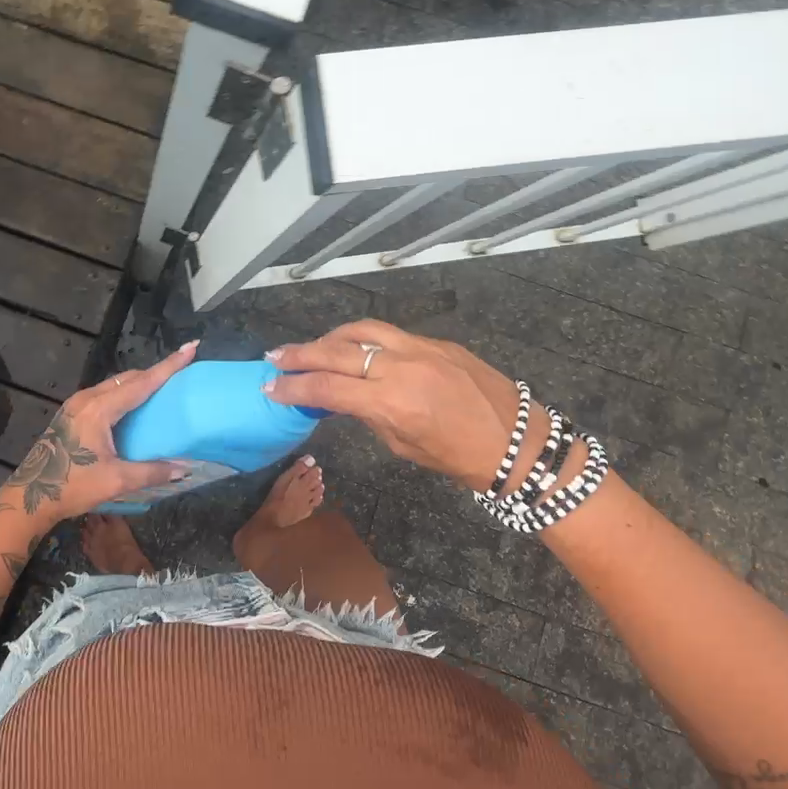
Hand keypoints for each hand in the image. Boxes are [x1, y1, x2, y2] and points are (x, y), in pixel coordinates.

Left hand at [0, 340, 198, 522]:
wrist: (30, 497)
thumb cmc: (72, 486)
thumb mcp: (117, 481)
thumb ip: (152, 471)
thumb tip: (185, 468)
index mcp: (99, 409)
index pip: (142, 382)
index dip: (169, 366)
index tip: (191, 347)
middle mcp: (87, 399)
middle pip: (128, 378)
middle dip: (156, 372)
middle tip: (182, 370)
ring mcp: (76, 405)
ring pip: (115, 385)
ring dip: (139, 383)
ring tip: (163, 387)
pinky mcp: (71, 414)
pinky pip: (105, 394)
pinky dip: (125, 394)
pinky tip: (135, 406)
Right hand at [262, 320, 528, 492]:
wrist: (518, 443)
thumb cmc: (458, 458)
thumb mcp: (403, 445)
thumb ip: (370, 414)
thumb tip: (345, 397)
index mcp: (391, 402)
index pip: (326, 388)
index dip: (293, 387)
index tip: (270, 386)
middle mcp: (401, 367)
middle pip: (336, 351)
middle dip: (300, 353)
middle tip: (276, 356)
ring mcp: (421, 348)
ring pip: (362, 330)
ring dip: (330, 337)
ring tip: (312, 347)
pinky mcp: (437, 342)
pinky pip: (390, 334)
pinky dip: (364, 339)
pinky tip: (356, 349)